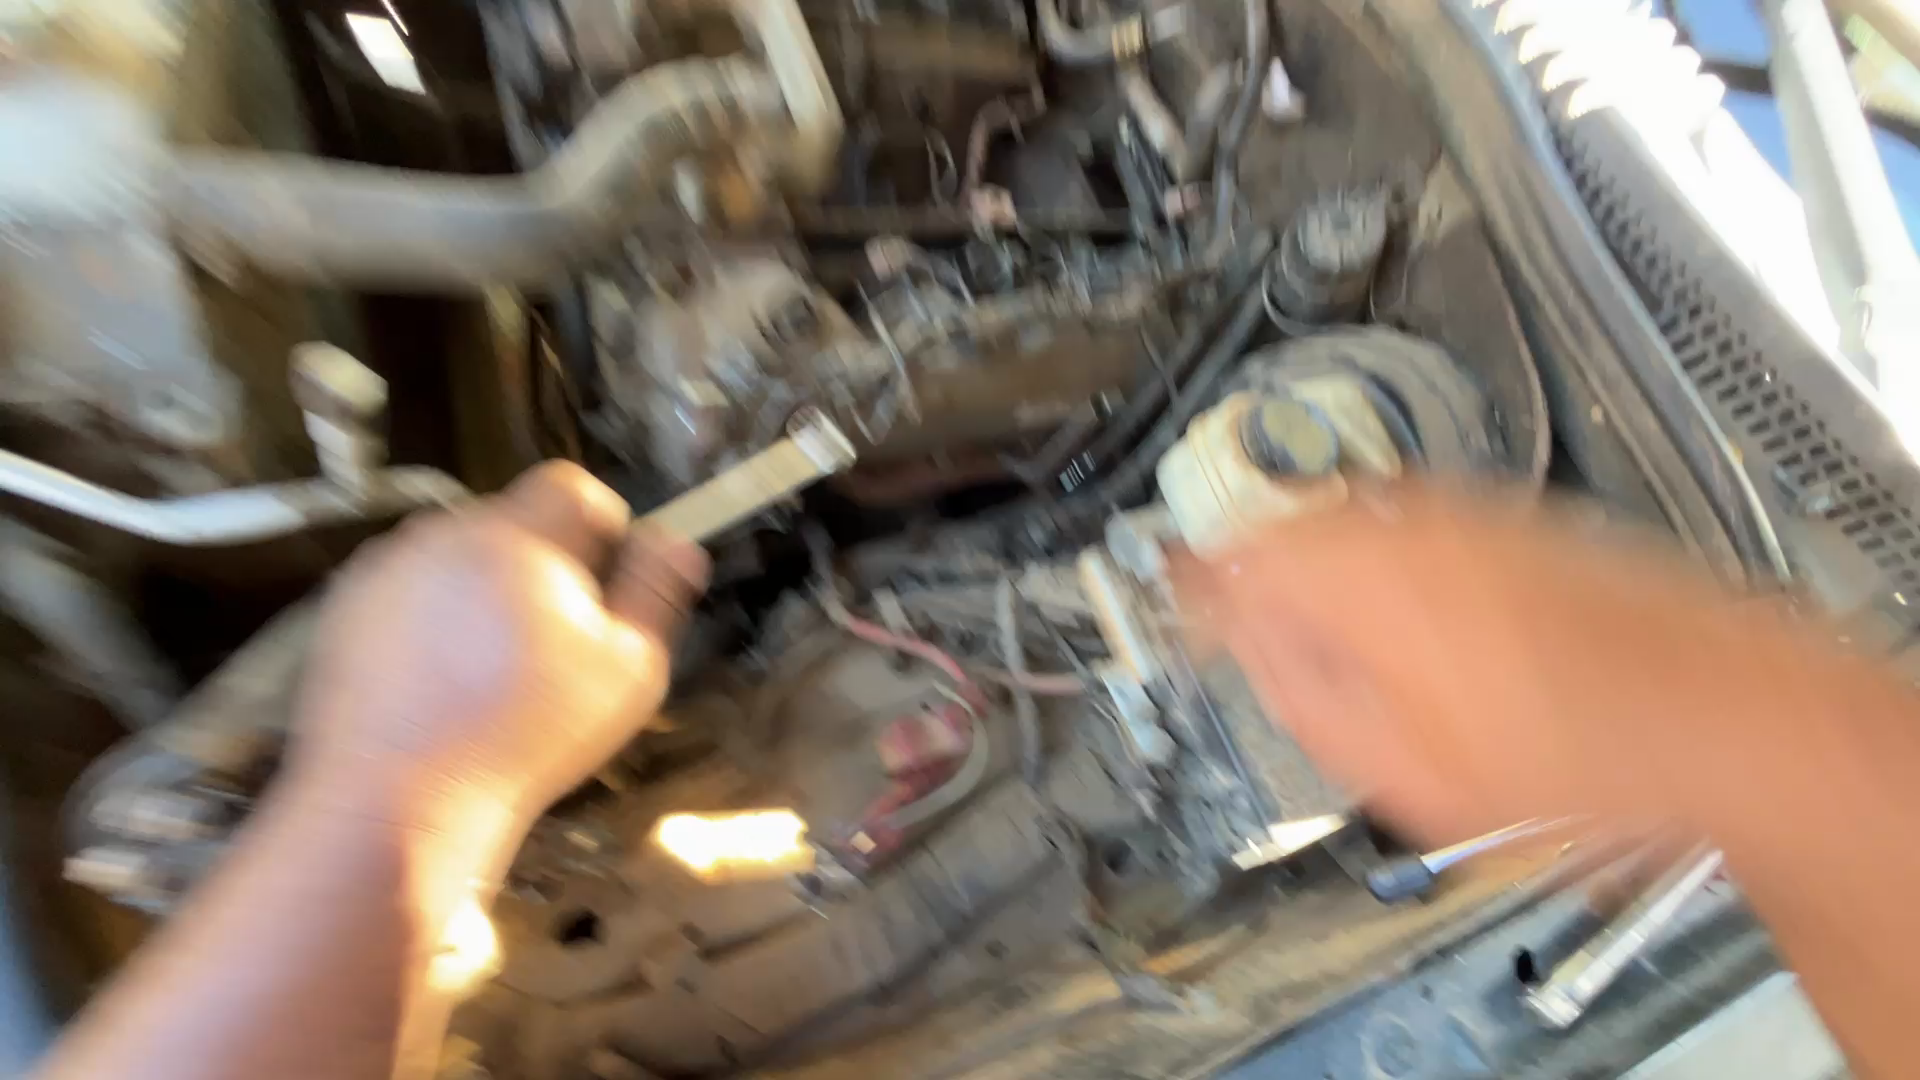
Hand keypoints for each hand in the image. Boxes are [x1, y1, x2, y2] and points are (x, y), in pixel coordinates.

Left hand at [284, 462, 708, 839]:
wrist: (396, 806)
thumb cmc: (531, 732)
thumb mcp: (629, 667)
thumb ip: (658, 592)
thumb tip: (680, 542)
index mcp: (517, 539)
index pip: (572, 485)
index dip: (604, 525)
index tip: (606, 586)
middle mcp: (443, 534)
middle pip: (521, 517)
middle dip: (552, 560)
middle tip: (560, 636)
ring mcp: (386, 568)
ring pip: (469, 548)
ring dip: (498, 581)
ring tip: (499, 660)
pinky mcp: (346, 607)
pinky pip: (421, 581)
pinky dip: (445, 608)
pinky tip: (449, 673)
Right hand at [1170, 487, 1864, 844]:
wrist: (1721, 718)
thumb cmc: (1564, 753)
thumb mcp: (1386, 759)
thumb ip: (1292, 690)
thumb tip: (1244, 647)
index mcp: (1345, 582)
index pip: (1224, 563)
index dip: (1187, 585)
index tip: (1171, 596)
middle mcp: (1388, 528)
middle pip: (1273, 533)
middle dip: (1244, 576)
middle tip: (1234, 620)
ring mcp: (1444, 514)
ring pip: (1331, 523)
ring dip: (1303, 564)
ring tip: (1312, 625)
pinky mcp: (1492, 516)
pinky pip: (1390, 524)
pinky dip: (1362, 556)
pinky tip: (1387, 611)